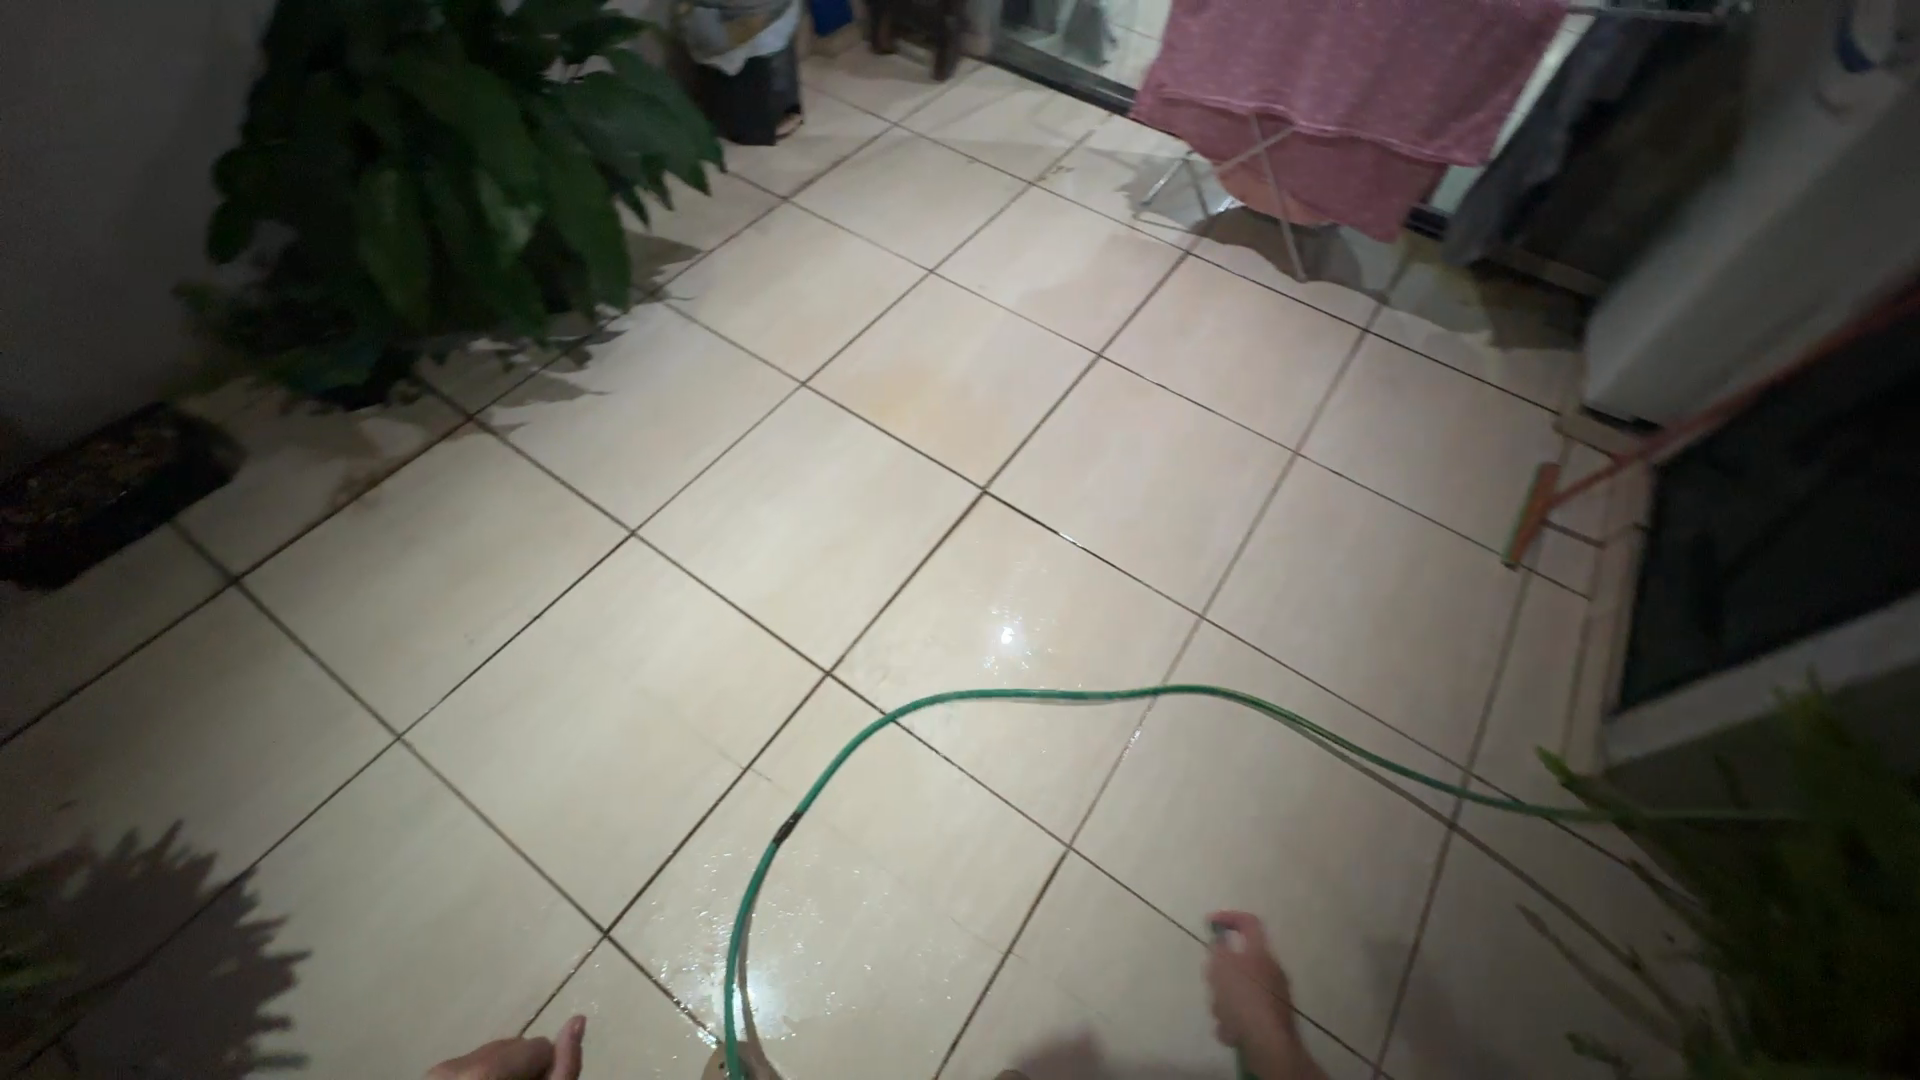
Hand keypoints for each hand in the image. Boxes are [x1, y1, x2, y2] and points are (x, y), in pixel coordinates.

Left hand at [427, 1014, 585, 1079]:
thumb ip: (564, 1069)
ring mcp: (441, 1070)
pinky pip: (474, 1061)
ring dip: (503, 1074)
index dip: (543, 1073)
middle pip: (517, 1047)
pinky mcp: (435, 1073)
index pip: (540, 1047)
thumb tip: (578, 1020)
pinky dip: (483, 1078)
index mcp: (486, 1075)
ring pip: (496, 1053)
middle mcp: (459, 1066)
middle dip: (523, 1071)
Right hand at [1205, 912, 1320, 1079]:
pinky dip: (1234, 1021)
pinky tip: (1230, 1031)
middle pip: (1239, 961)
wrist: (1267, 1044)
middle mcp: (1271, 971)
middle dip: (1220, 974)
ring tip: (1221, 1015)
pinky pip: (1245, 1013)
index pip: (1248, 922)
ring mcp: (1273, 997)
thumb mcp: (1221, 965)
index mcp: (1261, 952)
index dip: (1228, 917)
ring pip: (1239, 989)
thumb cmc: (1242, 998)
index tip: (1209, 924)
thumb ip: (1217, 949)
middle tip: (1212, 983)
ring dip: (1224, 1000)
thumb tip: (1220, 943)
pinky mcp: (1271, 1021)